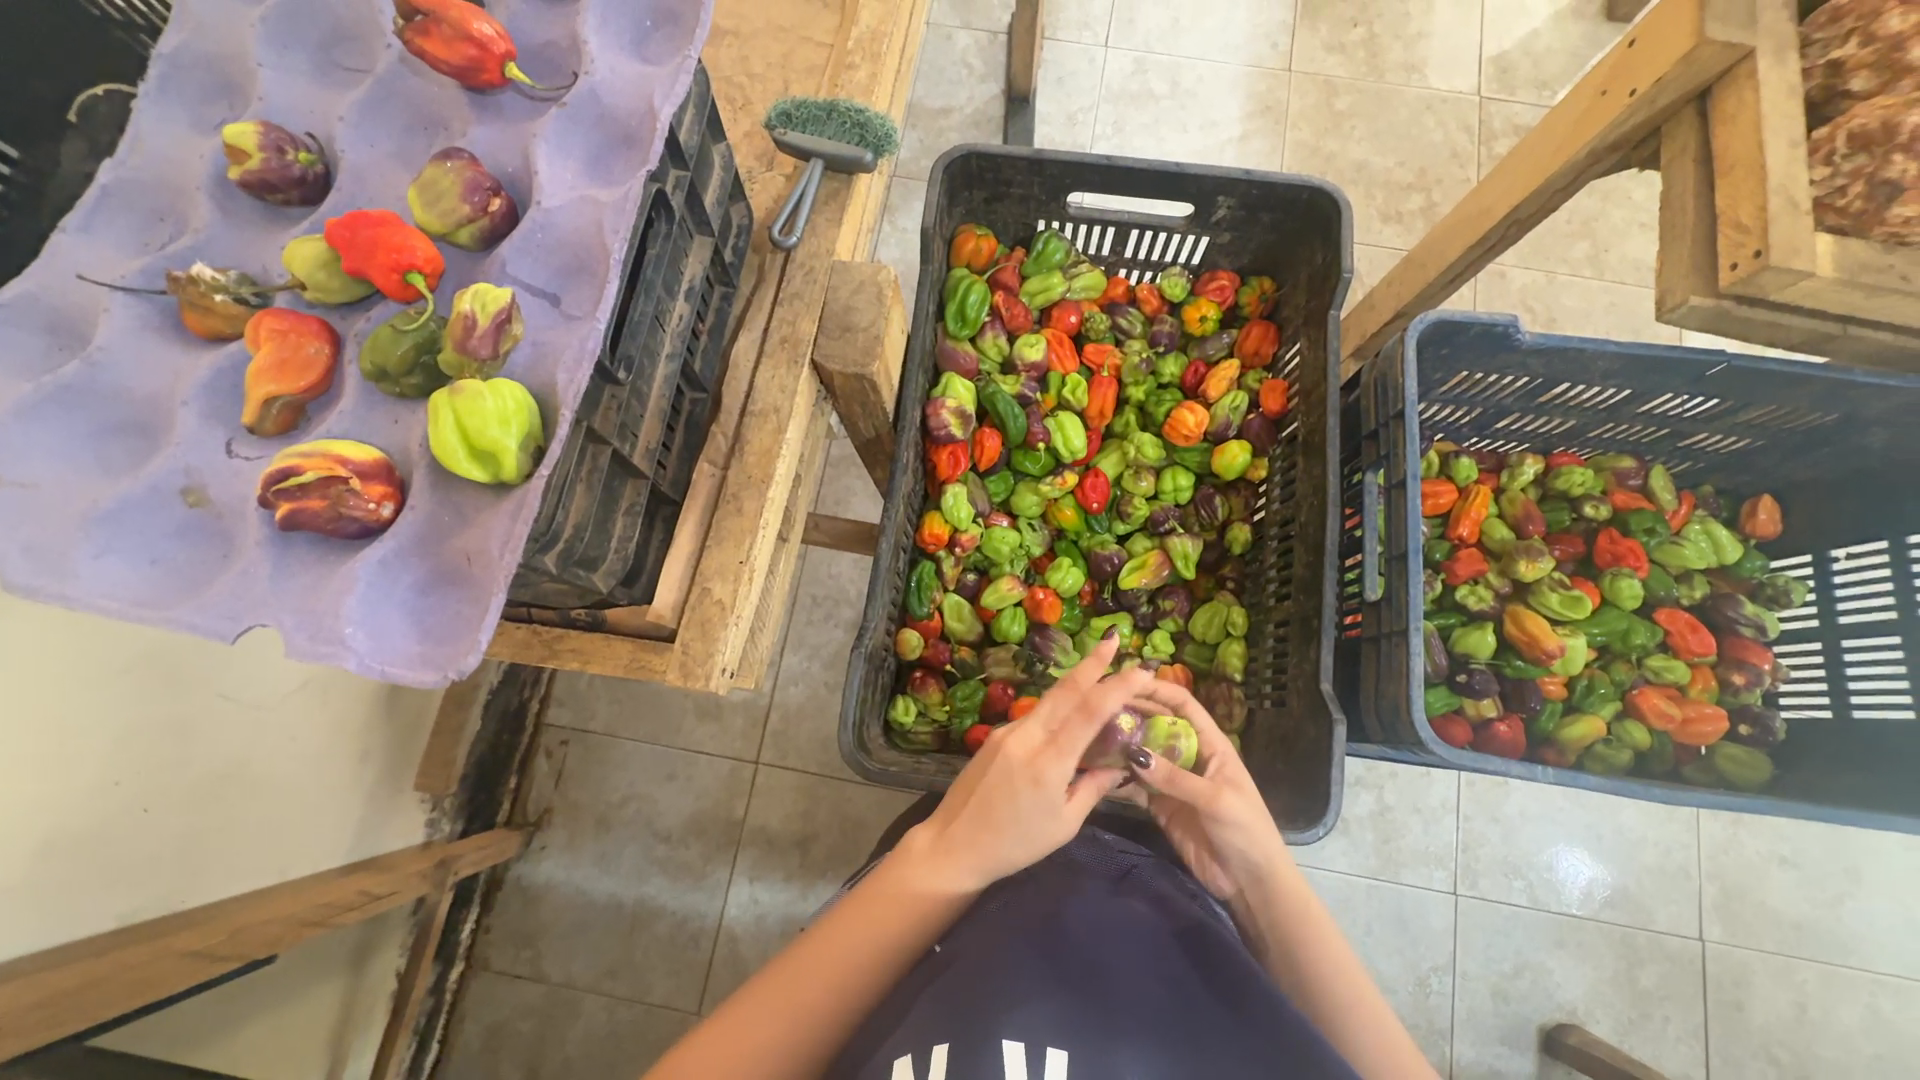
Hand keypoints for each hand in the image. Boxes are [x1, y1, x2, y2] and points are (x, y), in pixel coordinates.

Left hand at [898, 637, 1159, 893]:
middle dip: (1093, 663)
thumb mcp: (1064, 824)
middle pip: (1065, 691)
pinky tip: (1070, 710)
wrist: (953, 845)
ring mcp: (1007, 733)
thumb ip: (1093, 788)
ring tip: (1102, 669)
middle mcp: (1027, 737)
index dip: (1117, 687)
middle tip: (1115, 639)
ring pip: (1049, 700)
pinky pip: (1035, 715)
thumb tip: (1120, 764)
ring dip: (1076, 682)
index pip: (1089, 712)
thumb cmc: (1014, 844)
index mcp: (1048, 762)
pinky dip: (1057, 706)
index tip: (1142, 670)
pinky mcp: (995, 736)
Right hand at [1115, 680, 1290, 907]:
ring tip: (1088, 736)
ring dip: (1119, 746)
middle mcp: (1189, 756)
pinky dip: (1117, 778)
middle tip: (1096, 707)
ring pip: (1141, 754)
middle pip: (1156, 725)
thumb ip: (1175, 777)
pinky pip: (1135, 786)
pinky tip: (1095, 772)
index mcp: (1211, 745)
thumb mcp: (1215, 800)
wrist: (1250, 882)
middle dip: (1131, 714)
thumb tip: (1134, 753)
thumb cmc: (1245, 831)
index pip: (1183, 705)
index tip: (1125, 682)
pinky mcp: (1160, 806)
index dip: (1157, 690)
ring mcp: (1173, 781)